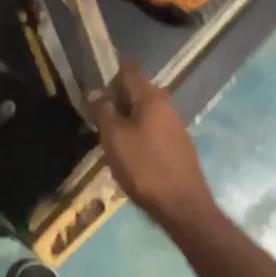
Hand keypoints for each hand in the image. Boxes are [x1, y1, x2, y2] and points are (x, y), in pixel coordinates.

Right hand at [92, 61, 219, 229]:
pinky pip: (153, 127)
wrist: (183, 207)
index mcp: (151, 97)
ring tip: (107, 134)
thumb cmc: (144, 167)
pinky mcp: (178, 146)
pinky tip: (127, 150)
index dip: (109, 70)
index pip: (129, 69)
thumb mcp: (114, 138)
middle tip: (95, 112)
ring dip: (125, 116)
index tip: (92, 79)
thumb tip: (95, 92)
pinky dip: (137, 131)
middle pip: (137, 90)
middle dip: (115, 96)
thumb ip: (103, 111)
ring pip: (145, 110)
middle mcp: (167, 105)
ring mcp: (176, 126)